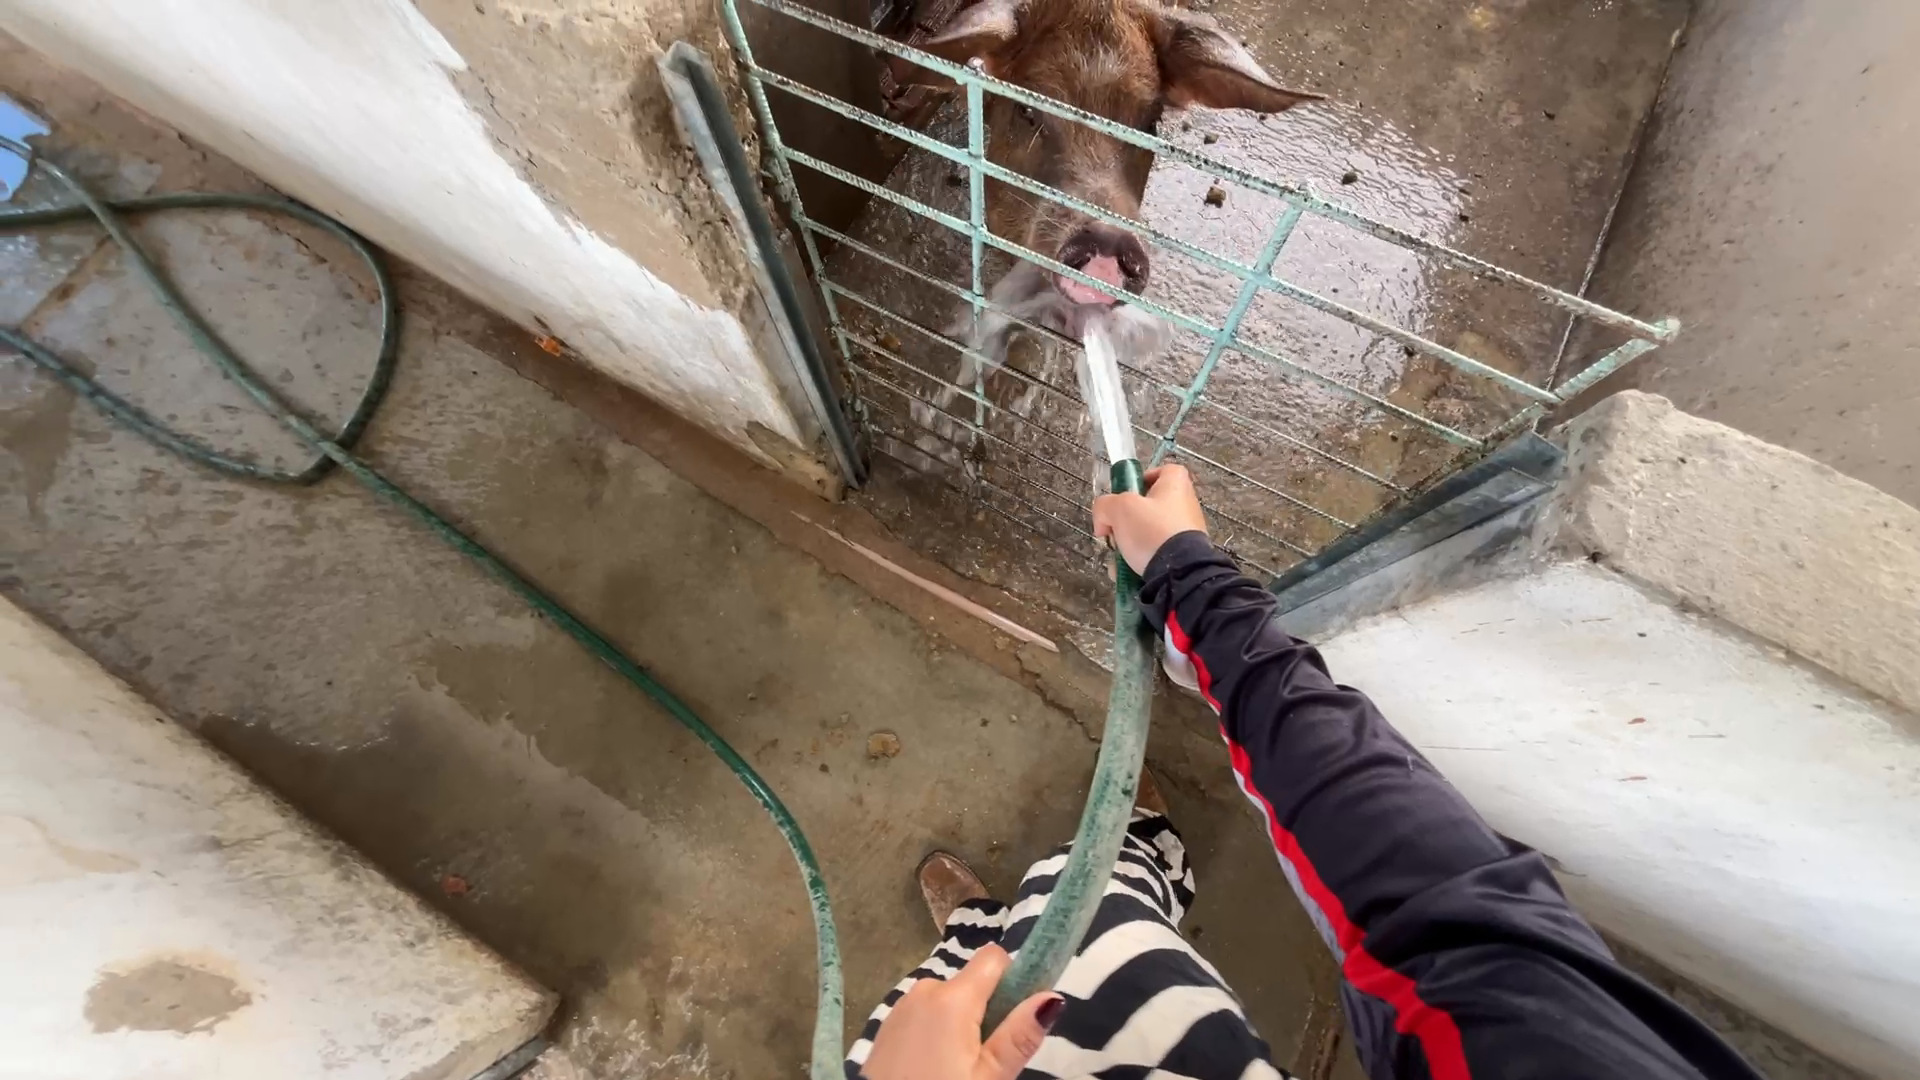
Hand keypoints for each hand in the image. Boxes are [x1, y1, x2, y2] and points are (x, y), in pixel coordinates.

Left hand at [858, 944, 1065, 1079]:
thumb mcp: (989, 1079)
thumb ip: (1019, 1035)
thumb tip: (1053, 995)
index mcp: (954, 996)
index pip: (994, 957)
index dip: (1012, 980)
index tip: (1015, 1018)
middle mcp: (927, 986)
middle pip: (972, 983)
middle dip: (985, 1013)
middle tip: (985, 1063)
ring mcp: (903, 1004)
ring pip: (948, 1001)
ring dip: (960, 1026)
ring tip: (956, 1072)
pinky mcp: (888, 1024)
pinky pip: (925, 1014)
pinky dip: (935, 1033)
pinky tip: (931, 1071)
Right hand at [1090, 464, 1208, 574]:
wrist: (1178, 571)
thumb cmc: (1151, 530)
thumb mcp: (1118, 509)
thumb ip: (1104, 506)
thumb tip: (1103, 521)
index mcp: (1175, 486)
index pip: (1163, 470)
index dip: (1143, 478)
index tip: (1127, 493)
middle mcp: (1185, 506)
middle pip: (1149, 506)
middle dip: (1126, 520)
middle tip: (1114, 530)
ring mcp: (1186, 533)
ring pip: (1149, 533)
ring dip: (1129, 544)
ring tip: (1118, 558)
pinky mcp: (1183, 557)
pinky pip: (1156, 554)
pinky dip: (1140, 561)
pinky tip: (1127, 571)